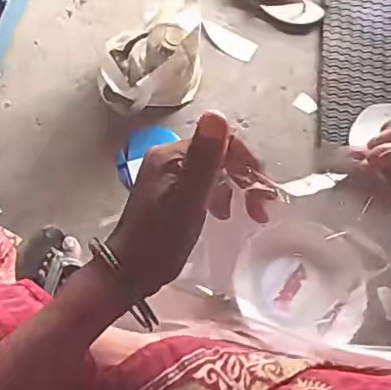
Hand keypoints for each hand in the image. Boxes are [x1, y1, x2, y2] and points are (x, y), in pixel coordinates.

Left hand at [106, 112, 274, 289]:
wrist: (130, 274)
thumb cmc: (159, 241)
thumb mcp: (187, 201)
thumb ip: (204, 160)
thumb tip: (217, 115)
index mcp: (170, 155)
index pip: (221, 141)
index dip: (246, 162)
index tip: (261, 192)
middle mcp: (168, 159)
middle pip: (219, 154)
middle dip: (245, 176)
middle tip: (260, 207)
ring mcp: (169, 176)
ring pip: (215, 170)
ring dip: (237, 187)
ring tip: (249, 213)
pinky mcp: (172, 194)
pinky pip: (206, 184)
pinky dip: (222, 196)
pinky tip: (225, 214)